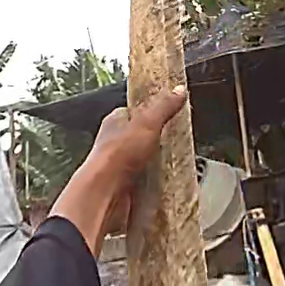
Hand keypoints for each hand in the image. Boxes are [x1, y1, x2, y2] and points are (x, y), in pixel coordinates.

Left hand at [49, 86, 189, 256]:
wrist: (104, 195)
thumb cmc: (117, 155)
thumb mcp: (147, 123)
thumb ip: (163, 107)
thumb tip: (179, 90)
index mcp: (116, 121)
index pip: (137, 110)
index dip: (155, 110)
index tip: (174, 110)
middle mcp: (117, 143)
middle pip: (144, 137)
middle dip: (161, 141)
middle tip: (180, 141)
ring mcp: (123, 166)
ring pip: (147, 161)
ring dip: (162, 165)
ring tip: (179, 164)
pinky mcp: (129, 188)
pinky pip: (149, 183)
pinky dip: (160, 184)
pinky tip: (170, 184)